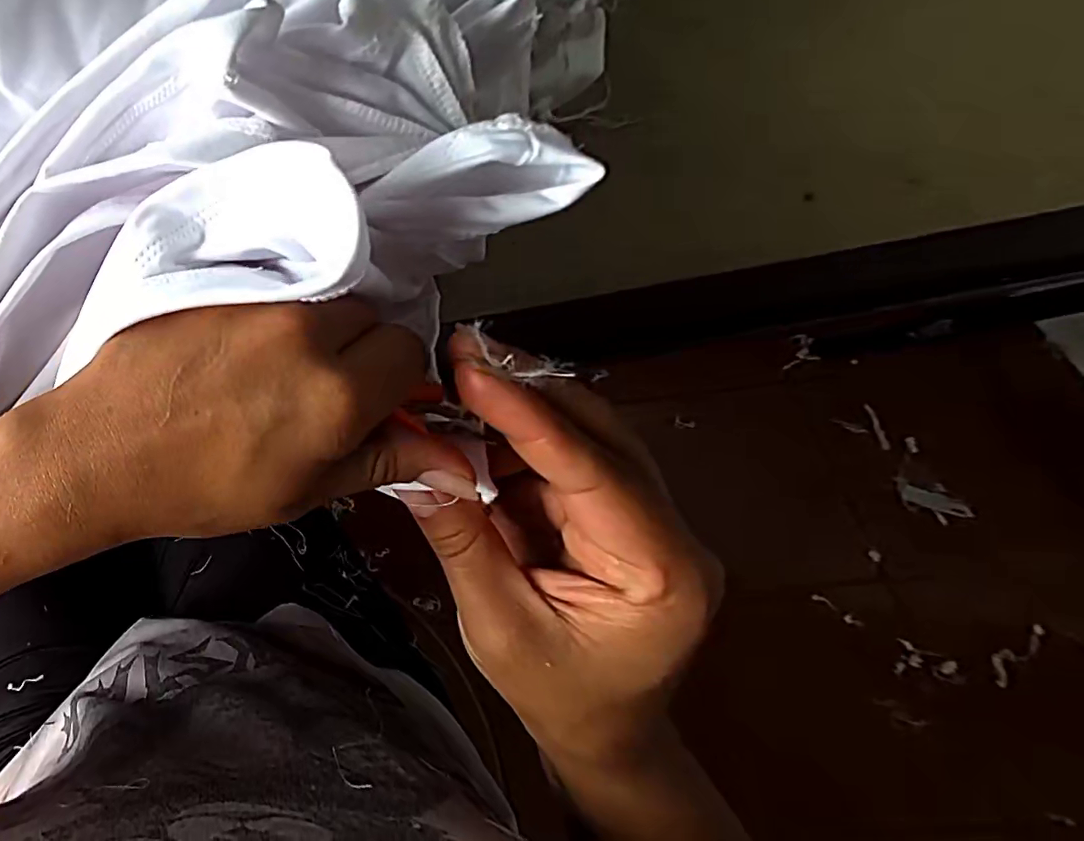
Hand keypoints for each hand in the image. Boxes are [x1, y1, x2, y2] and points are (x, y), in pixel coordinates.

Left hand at [16, 299, 473, 541]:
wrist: (103, 448)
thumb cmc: (197, 485)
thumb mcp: (301, 491)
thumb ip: (382, 462)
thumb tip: (451, 463)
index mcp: (336, 394)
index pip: (408, 351)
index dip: (396, 380)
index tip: (374, 398)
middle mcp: (308, 335)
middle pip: (372, 318)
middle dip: (361, 351)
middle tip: (321, 388)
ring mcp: (263, 303)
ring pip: (327, 301)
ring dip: (320, 331)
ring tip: (276, 371)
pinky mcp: (227, 286)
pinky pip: (280, 290)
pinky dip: (279, 316)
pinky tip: (243, 353)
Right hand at [404, 328, 722, 767]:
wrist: (606, 734)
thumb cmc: (561, 698)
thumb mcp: (499, 626)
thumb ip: (460, 538)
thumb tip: (418, 463)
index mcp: (661, 570)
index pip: (591, 468)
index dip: (526, 414)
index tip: (473, 371)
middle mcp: (665, 528)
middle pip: (597, 432)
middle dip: (526, 387)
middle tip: (464, 349)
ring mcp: (643, 514)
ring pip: (581, 432)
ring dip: (515, 405)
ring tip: (457, 382)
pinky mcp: (613, 509)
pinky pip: (562, 454)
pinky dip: (513, 435)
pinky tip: (473, 421)